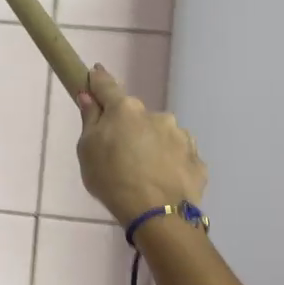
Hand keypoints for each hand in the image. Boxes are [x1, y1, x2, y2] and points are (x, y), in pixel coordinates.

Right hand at [76, 64, 207, 222]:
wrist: (157, 212)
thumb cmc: (111, 178)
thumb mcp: (87, 150)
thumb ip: (89, 121)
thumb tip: (89, 97)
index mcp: (125, 110)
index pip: (107, 86)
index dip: (98, 79)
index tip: (94, 72)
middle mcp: (157, 116)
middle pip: (135, 116)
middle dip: (126, 127)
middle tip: (115, 152)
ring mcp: (181, 136)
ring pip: (159, 135)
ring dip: (149, 145)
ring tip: (140, 173)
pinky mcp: (196, 159)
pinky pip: (176, 155)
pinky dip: (166, 163)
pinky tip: (159, 181)